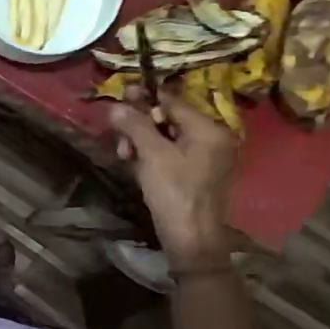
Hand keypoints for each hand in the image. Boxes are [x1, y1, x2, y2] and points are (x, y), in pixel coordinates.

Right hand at [109, 86, 235, 268]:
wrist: (191, 236)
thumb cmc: (175, 191)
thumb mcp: (152, 155)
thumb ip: (136, 127)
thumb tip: (116, 106)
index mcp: (209, 130)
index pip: (174, 103)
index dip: (146, 98)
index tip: (122, 93)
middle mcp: (213, 138)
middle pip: (169, 120)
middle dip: (140, 125)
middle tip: (119, 138)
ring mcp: (207, 157)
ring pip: (167, 137)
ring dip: (141, 142)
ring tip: (125, 156)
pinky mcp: (197, 172)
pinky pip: (171, 153)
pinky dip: (151, 155)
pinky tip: (136, 165)